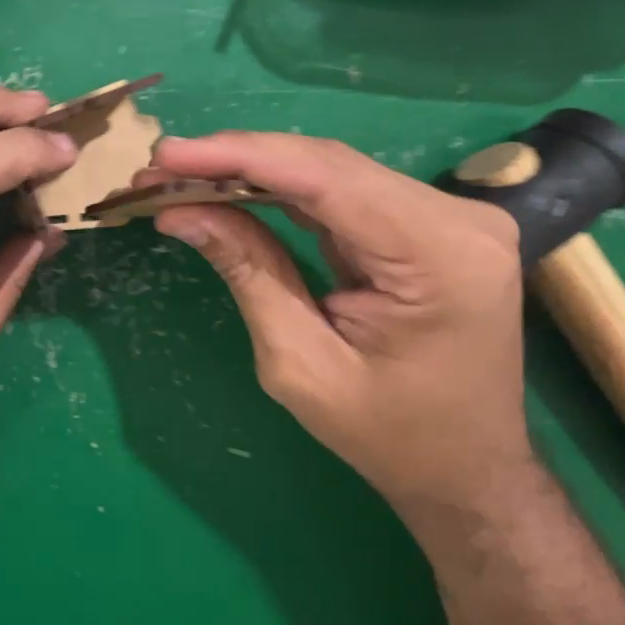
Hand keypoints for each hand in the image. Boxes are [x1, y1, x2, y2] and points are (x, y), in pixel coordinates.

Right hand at [150, 133, 531, 513]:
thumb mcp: (300, 364)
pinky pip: (340, 192)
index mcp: (440, 255)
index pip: (323, 179)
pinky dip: (277, 189)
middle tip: (158, 167)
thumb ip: (248, 273)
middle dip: (234, 160)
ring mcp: (448, 217)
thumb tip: (180, 212)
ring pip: (328, 170)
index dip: (238, 156)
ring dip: (249, 170)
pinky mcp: (427, 224)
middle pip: (325, 164)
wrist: (467, 470)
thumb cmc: (389, 435)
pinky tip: (226, 187)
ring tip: (178, 175)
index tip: (165, 154)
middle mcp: (457, 219)